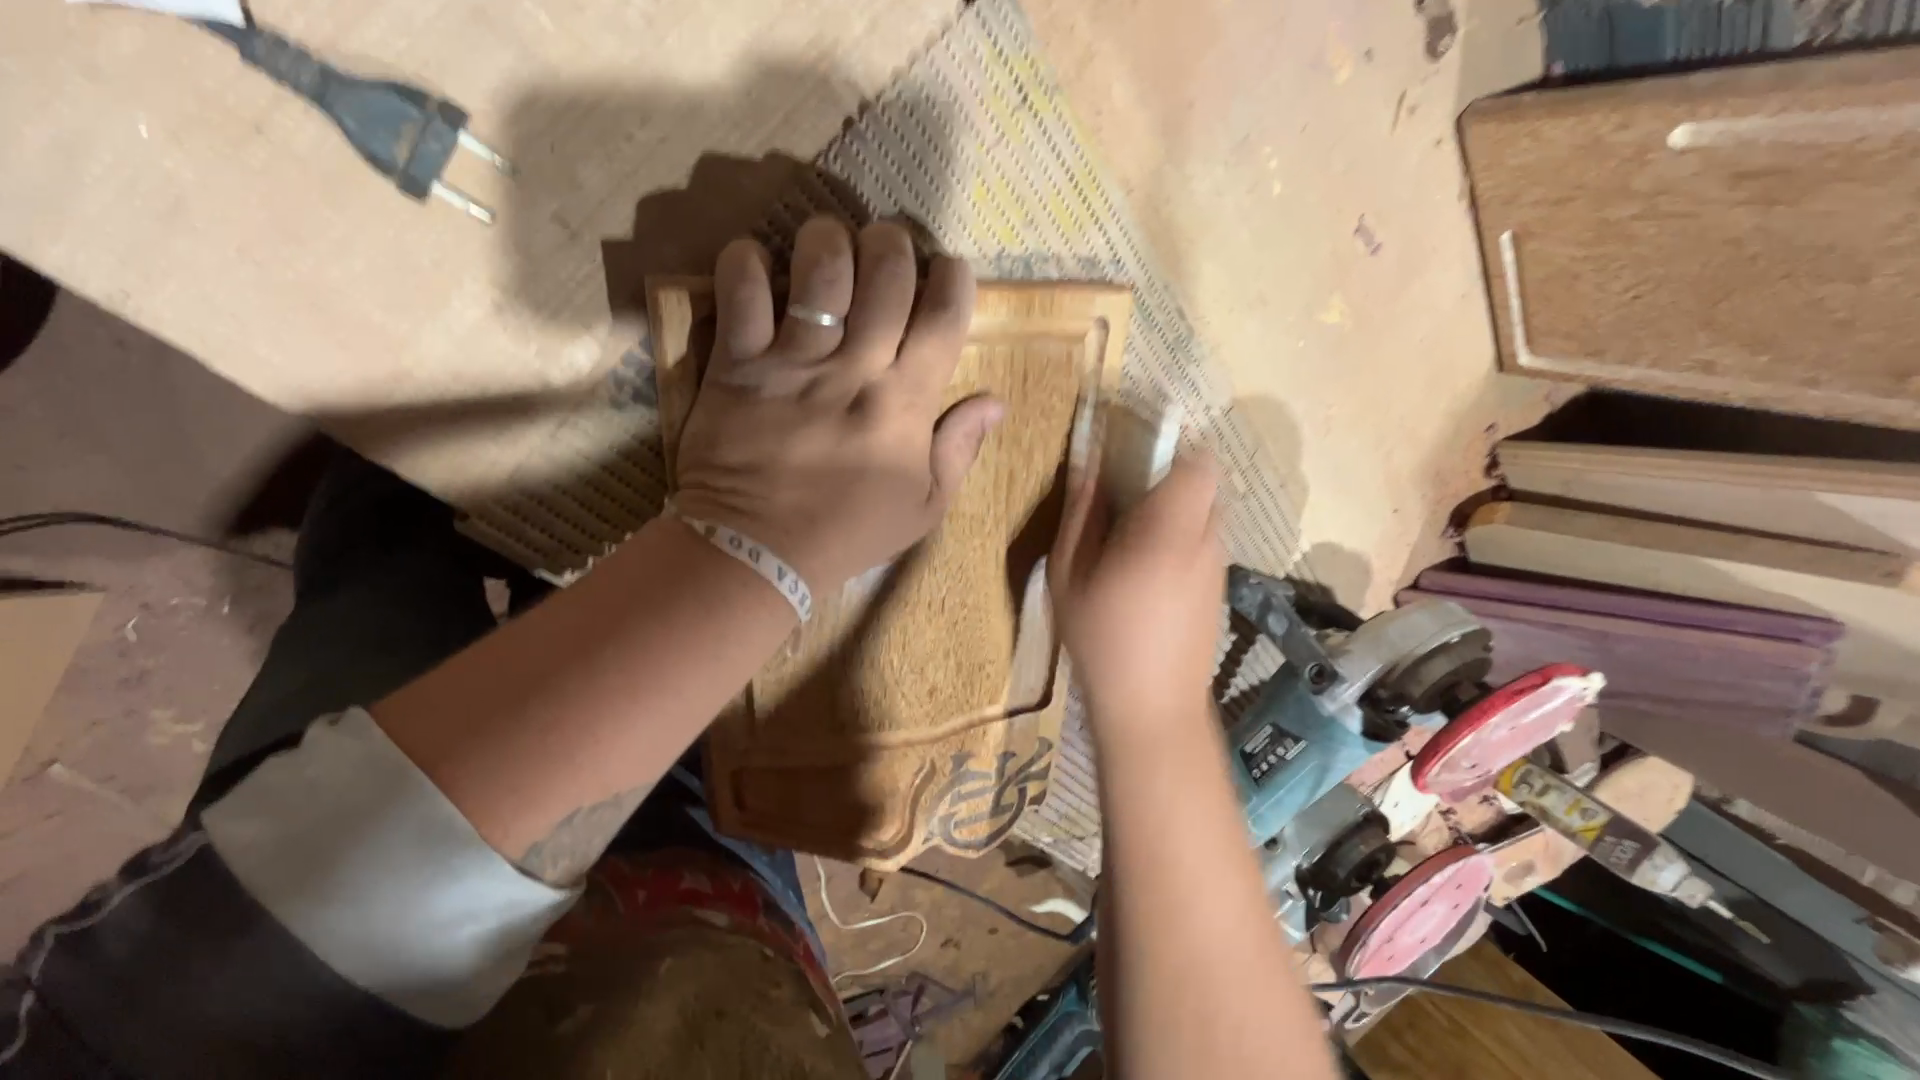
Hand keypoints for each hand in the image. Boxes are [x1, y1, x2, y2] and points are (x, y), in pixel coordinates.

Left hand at [673, 217, 1004, 591]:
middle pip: (887, 272)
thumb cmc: (847, 532)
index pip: (944, 316)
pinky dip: (748, 264)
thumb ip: (960, 450)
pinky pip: (742, 289)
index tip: (946, 271)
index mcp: (905, 404)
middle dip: (891, 243)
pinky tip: (760, 269)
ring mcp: (794, 364)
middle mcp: (855, 371)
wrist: (756, 553)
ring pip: (820, 267)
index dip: (953, 278)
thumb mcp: (924, 507)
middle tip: (883, 248)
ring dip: (827, 241)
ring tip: (825, 247)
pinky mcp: (738, 364)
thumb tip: (995, 401)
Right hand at [1050, 452, 1224, 726]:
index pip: (1199, 463)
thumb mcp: (1068, 577)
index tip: (1136, 450)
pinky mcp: (1219, 589)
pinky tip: (1148, 571)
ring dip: (1178, 508)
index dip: (1174, 446)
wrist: (1153, 709)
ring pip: (1209, 513)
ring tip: (1135, 534)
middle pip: (1206, 483)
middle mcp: (1205, 542)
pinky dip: (1184, 537)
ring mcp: (1217, 567)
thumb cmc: (1101, 641)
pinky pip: (1207, 542)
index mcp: (1168, 531)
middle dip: (1171, 477)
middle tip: (1129, 492)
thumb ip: (1081, 516)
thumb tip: (1089, 469)